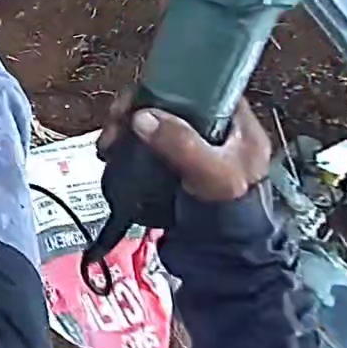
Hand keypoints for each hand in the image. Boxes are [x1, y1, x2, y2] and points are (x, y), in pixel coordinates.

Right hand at [96, 96, 273, 202]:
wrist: (220, 263)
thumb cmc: (230, 217)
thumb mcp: (213, 176)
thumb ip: (181, 144)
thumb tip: (142, 117)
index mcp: (237, 125)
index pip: (199, 85)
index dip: (167, 84)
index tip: (139, 95)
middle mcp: (213, 130)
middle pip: (167, 101)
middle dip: (136, 108)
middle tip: (116, 119)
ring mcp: (190, 147)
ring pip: (151, 120)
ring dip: (125, 126)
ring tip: (109, 140)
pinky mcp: (170, 164)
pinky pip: (143, 142)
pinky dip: (125, 142)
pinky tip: (111, 150)